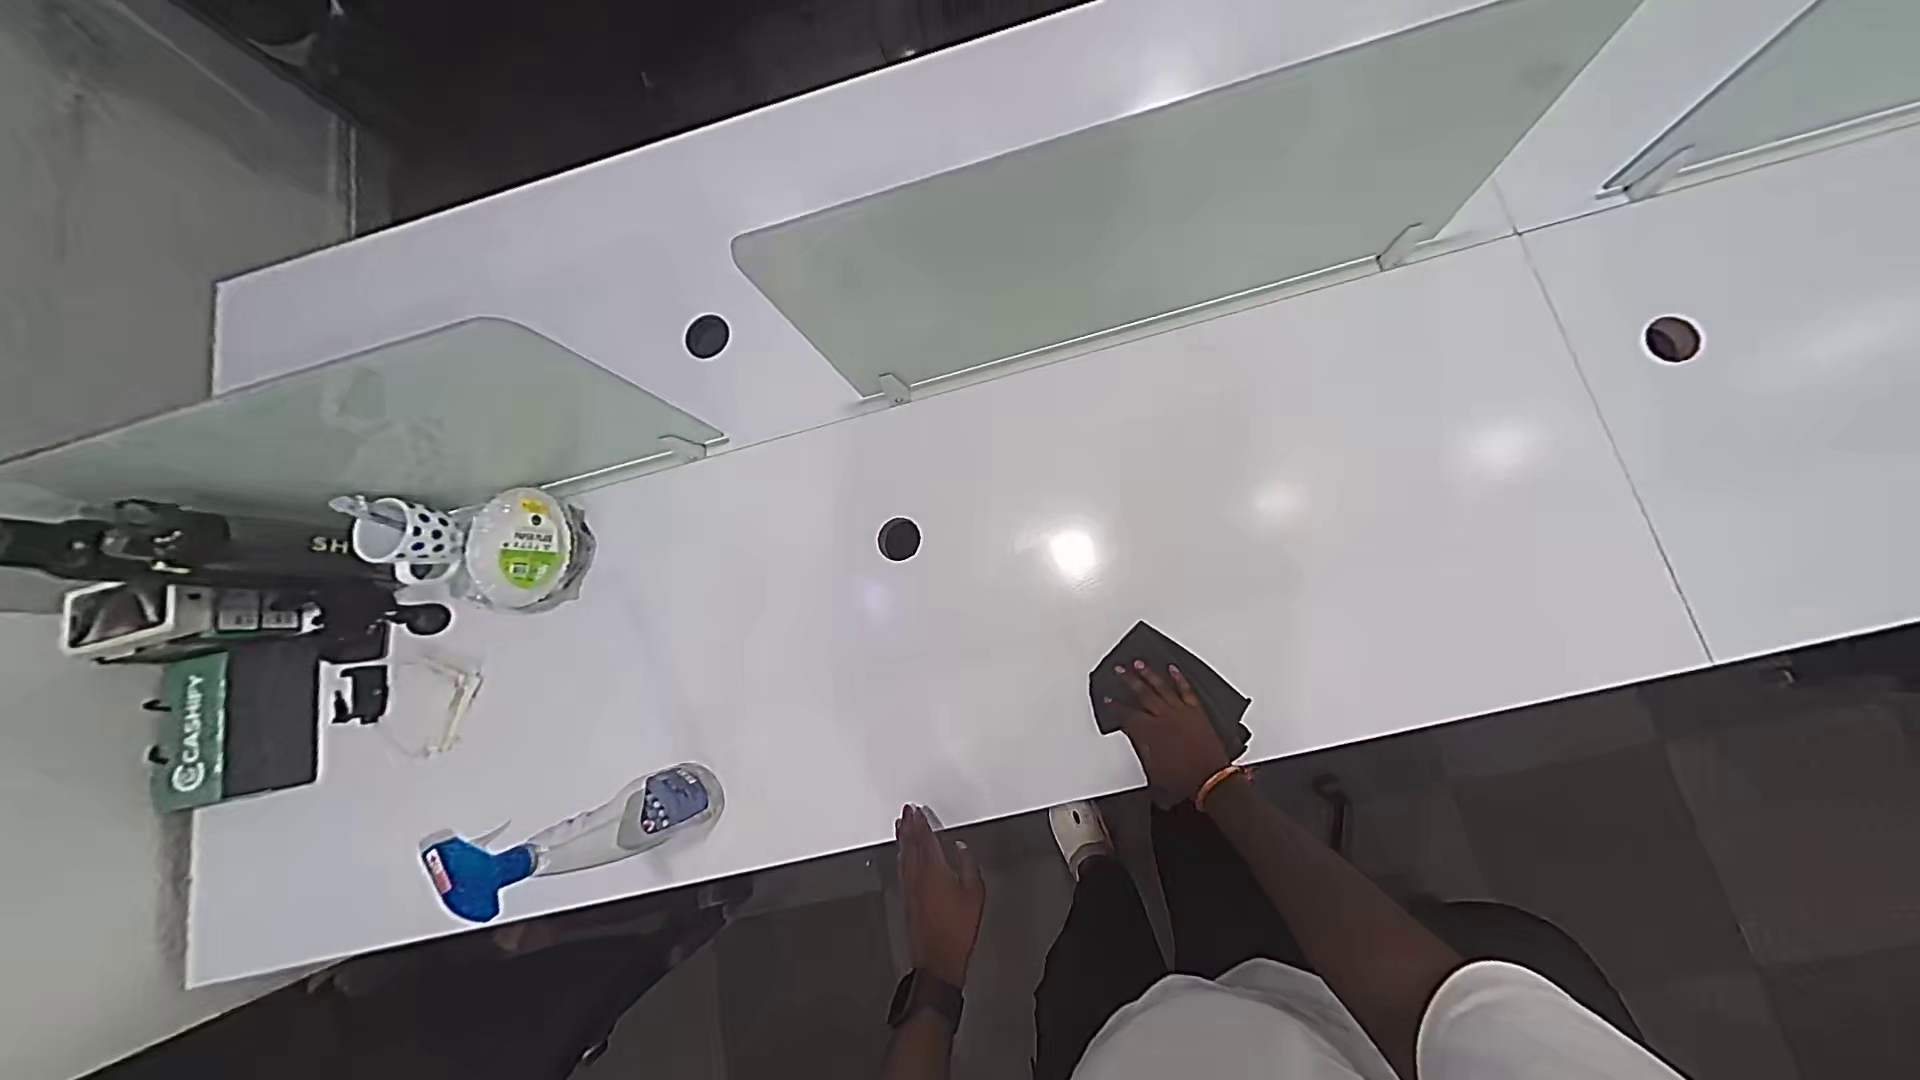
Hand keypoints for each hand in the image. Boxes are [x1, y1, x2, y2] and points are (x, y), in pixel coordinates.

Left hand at [895, 805, 984, 986]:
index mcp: (934, 869)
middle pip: (911, 843)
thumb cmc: (958, 930)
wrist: (938, 961)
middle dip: (909, 825)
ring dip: (902, 837)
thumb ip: (968, 865)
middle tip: (907, 810)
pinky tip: (901, 853)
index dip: (921, 822)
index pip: (925, 838)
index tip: (917, 810)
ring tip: (900, 824)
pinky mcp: (906, 898)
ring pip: (903, 854)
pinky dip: (900, 854)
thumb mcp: (975, 893)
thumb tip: (962, 848)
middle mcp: (918, 875)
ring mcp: (910, 887)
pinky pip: (901, 867)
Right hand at [1112, 660, 1231, 801]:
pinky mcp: (1197, 712)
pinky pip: (1187, 691)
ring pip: (1162, 688)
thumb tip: (1133, 734)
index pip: (1128, 714)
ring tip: (1140, 664)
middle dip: (1129, 680)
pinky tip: (1173, 669)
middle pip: (1143, 694)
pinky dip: (1179, 679)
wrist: (1211, 779)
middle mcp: (1165, 717)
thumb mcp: (1153, 768)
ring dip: (1149, 674)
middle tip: (1120, 670)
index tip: (1109, 699)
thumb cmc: (1183, 778)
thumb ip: (1141, 747)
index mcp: (1152, 731)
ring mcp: (1182, 712)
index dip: (1117, 706)